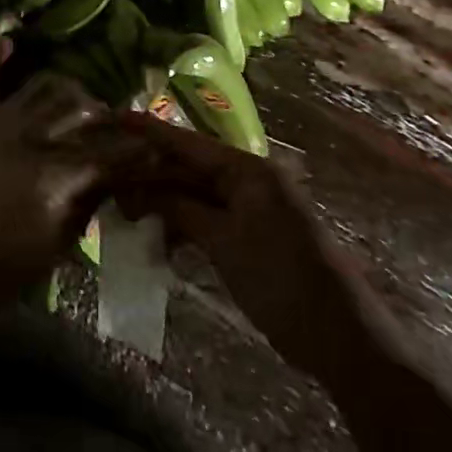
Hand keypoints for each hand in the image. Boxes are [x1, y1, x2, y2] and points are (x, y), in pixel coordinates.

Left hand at [0, 22, 139, 302]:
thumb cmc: (18, 258)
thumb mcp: (68, 233)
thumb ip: (97, 192)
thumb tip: (127, 168)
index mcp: (60, 170)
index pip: (114, 150)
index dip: (141, 151)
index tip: (159, 150)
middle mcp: (35, 136)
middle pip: (84, 110)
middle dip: (107, 120)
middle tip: (116, 131)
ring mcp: (3, 122)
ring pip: (46, 86)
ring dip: (69, 92)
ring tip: (79, 104)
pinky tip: (9, 37)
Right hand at [116, 114, 368, 380]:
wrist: (342, 336)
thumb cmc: (281, 280)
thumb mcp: (223, 243)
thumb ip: (181, 208)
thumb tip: (139, 188)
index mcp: (248, 170)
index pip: (189, 143)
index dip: (150, 130)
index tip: (116, 116)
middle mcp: (251, 179)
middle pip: (192, 166)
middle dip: (152, 171)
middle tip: (109, 174)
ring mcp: (254, 206)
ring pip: (198, 193)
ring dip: (165, 201)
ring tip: (125, 208)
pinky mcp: (255, 232)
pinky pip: (211, 216)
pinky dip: (186, 224)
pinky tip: (160, 238)